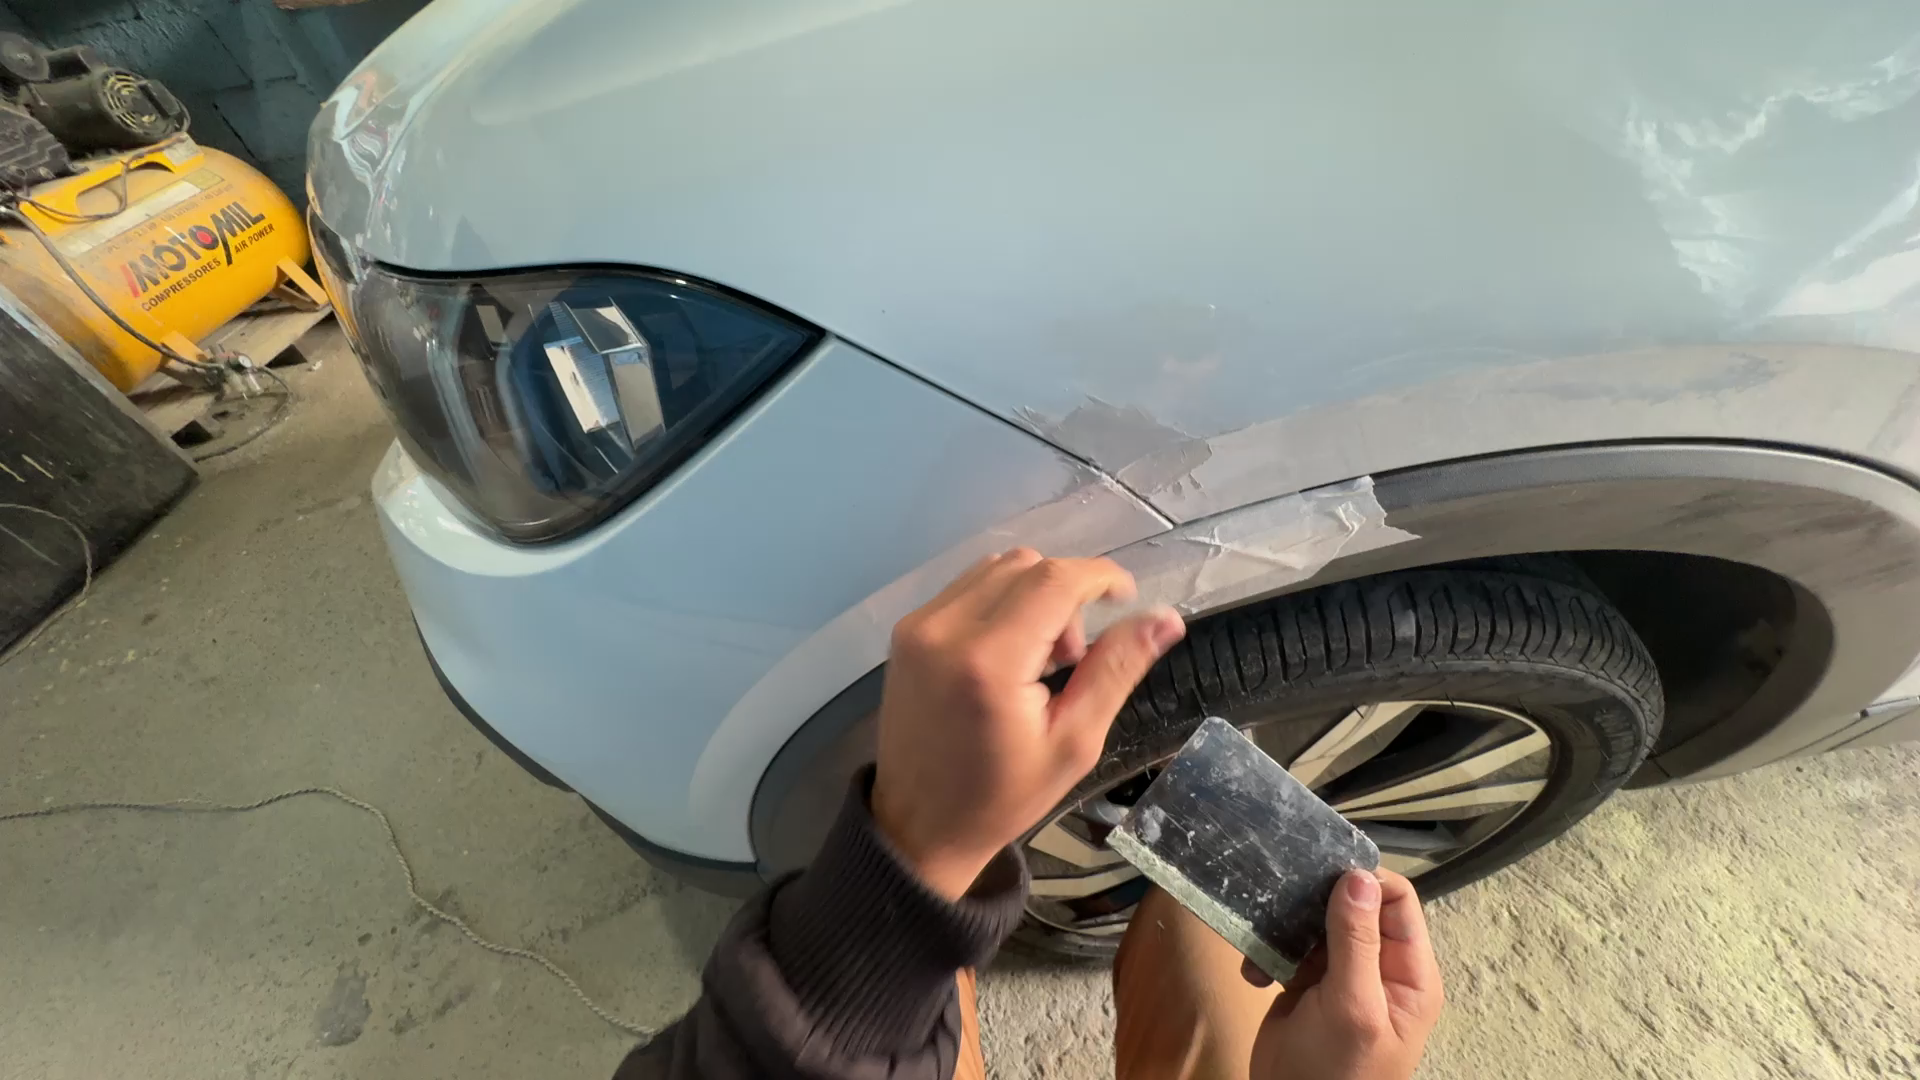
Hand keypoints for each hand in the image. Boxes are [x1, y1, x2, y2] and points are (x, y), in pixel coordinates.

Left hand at [869, 549, 1185, 898]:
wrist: (917, 823)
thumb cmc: (1001, 795)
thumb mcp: (1073, 742)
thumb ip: (1117, 670)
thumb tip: (1166, 618)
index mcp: (989, 662)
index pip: (1053, 580)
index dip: (1100, 577)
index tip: (1126, 597)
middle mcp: (945, 628)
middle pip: (1026, 565)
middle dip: (1066, 594)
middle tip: (1071, 657)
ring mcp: (918, 625)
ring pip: (996, 567)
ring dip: (1033, 593)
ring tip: (1037, 657)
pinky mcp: (906, 629)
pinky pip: (967, 586)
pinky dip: (1000, 600)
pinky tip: (1006, 650)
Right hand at [1246, 869, 1443, 1079]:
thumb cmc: (1336, 1071)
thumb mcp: (1350, 1006)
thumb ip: (1355, 940)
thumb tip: (1358, 874)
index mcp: (1408, 973)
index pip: (1396, 900)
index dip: (1362, 879)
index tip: (1320, 872)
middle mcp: (1378, 966)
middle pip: (1351, 902)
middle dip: (1315, 898)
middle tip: (1282, 896)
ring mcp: (1340, 973)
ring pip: (1315, 917)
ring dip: (1286, 924)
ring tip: (1263, 934)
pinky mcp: (1306, 980)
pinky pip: (1289, 943)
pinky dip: (1268, 950)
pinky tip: (1255, 972)